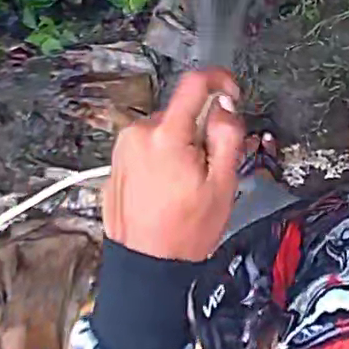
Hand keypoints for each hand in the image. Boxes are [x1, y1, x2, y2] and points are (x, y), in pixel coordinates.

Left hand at [104, 69, 244, 260]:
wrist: (144, 268)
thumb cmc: (184, 233)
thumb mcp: (222, 185)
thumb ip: (227, 135)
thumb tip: (225, 105)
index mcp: (167, 135)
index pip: (194, 83)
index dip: (219, 79)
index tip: (230, 91)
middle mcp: (140, 132)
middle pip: (181, 111)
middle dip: (199, 129)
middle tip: (207, 164)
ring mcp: (125, 145)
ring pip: (166, 127)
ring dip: (180, 143)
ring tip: (184, 181)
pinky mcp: (117, 158)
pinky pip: (149, 142)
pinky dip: (162, 154)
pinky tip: (166, 185)